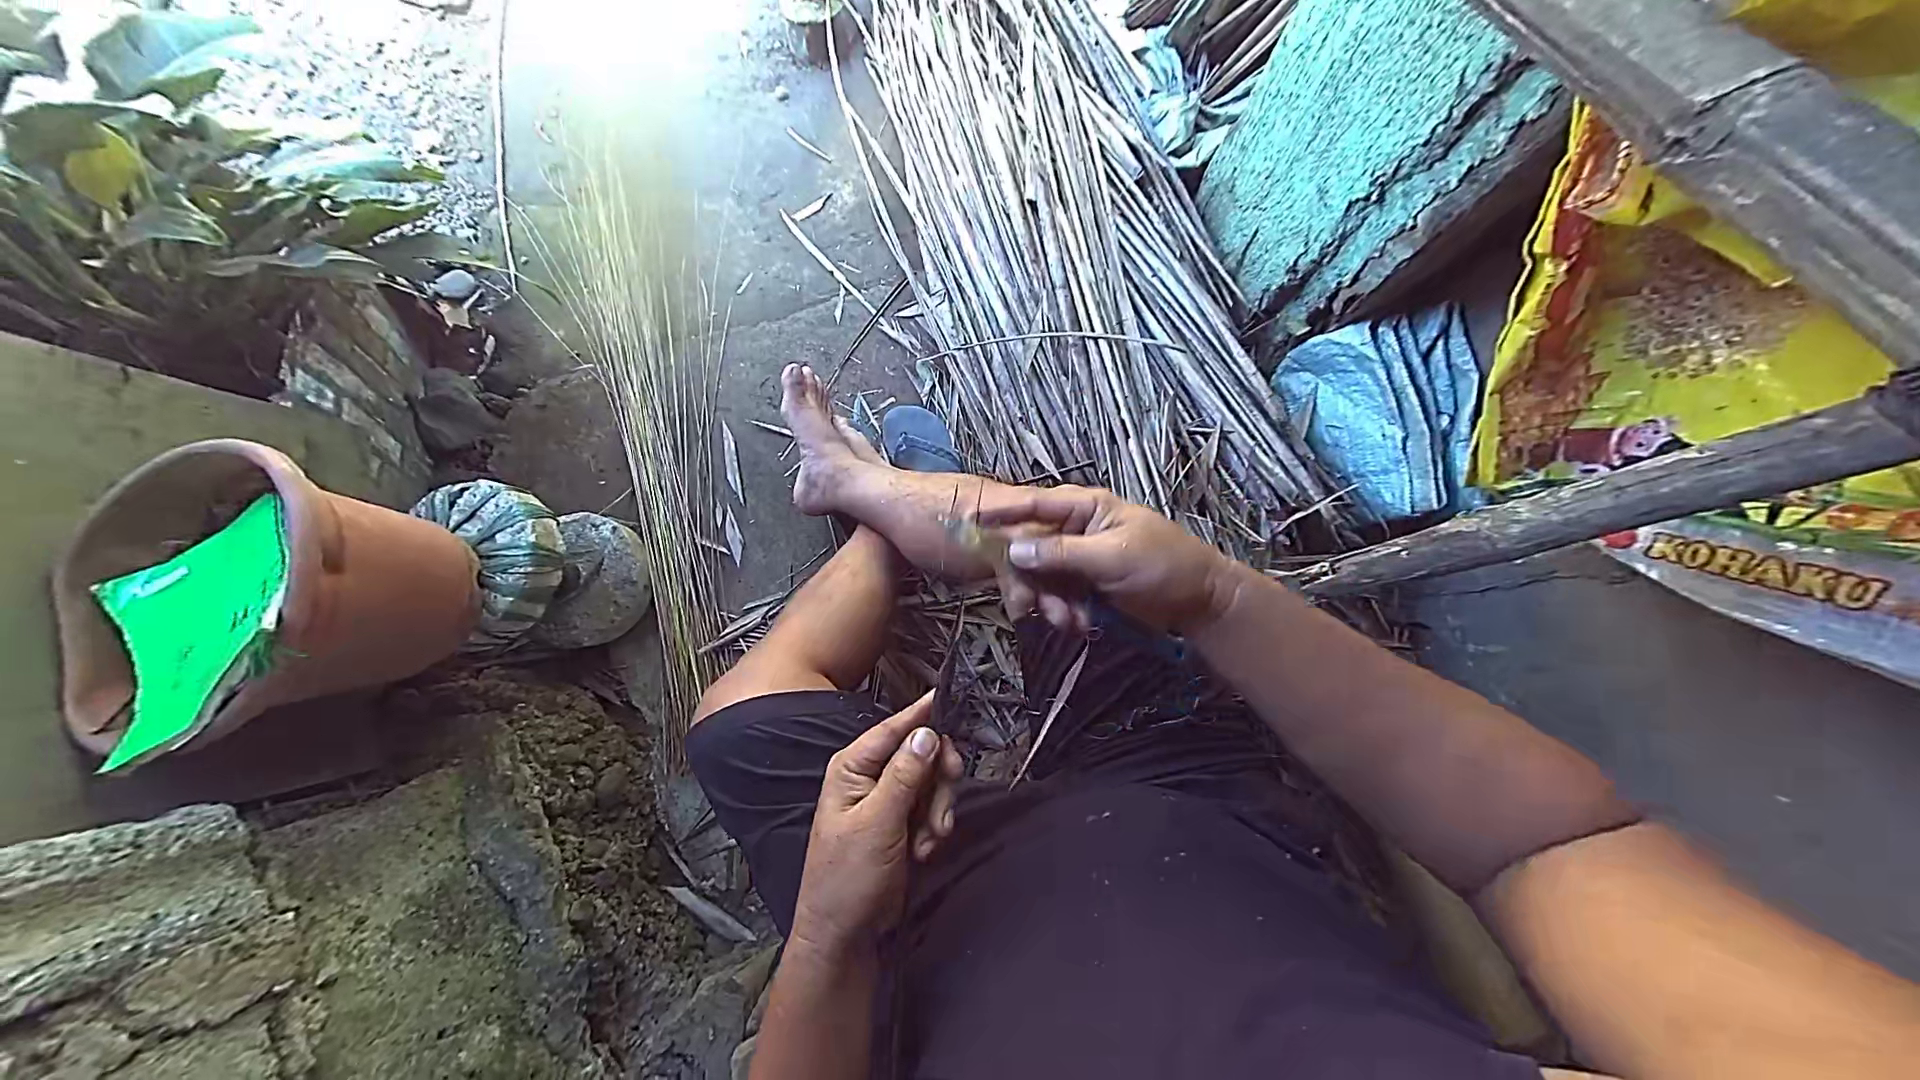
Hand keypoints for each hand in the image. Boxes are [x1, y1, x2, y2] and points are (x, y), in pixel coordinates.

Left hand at [790, 693, 963, 955]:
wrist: (846, 934)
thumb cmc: (845, 881)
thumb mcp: (877, 823)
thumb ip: (904, 776)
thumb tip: (926, 734)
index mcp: (853, 767)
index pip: (893, 728)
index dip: (923, 714)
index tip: (950, 699)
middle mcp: (870, 776)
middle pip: (922, 752)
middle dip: (938, 779)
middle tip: (941, 805)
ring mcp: (888, 798)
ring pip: (933, 779)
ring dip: (938, 809)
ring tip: (927, 838)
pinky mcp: (903, 819)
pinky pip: (933, 804)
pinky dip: (935, 824)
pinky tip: (924, 847)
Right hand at [979, 485, 1238, 634]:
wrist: (1199, 601)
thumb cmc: (1162, 564)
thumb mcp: (1111, 556)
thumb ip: (1061, 552)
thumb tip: (1014, 548)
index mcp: (1085, 507)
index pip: (1034, 505)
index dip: (1001, 512)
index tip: (969, 519)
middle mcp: (1075, 528)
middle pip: (1031, 545)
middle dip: (1029, 578)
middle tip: (1027, 605)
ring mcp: (1078, 557)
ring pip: (1042, 576)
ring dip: (1048, 600)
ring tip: (1068, 622)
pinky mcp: (1082, 583)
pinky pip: (1057, 593)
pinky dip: (1061, 610)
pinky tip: (1076, 625)